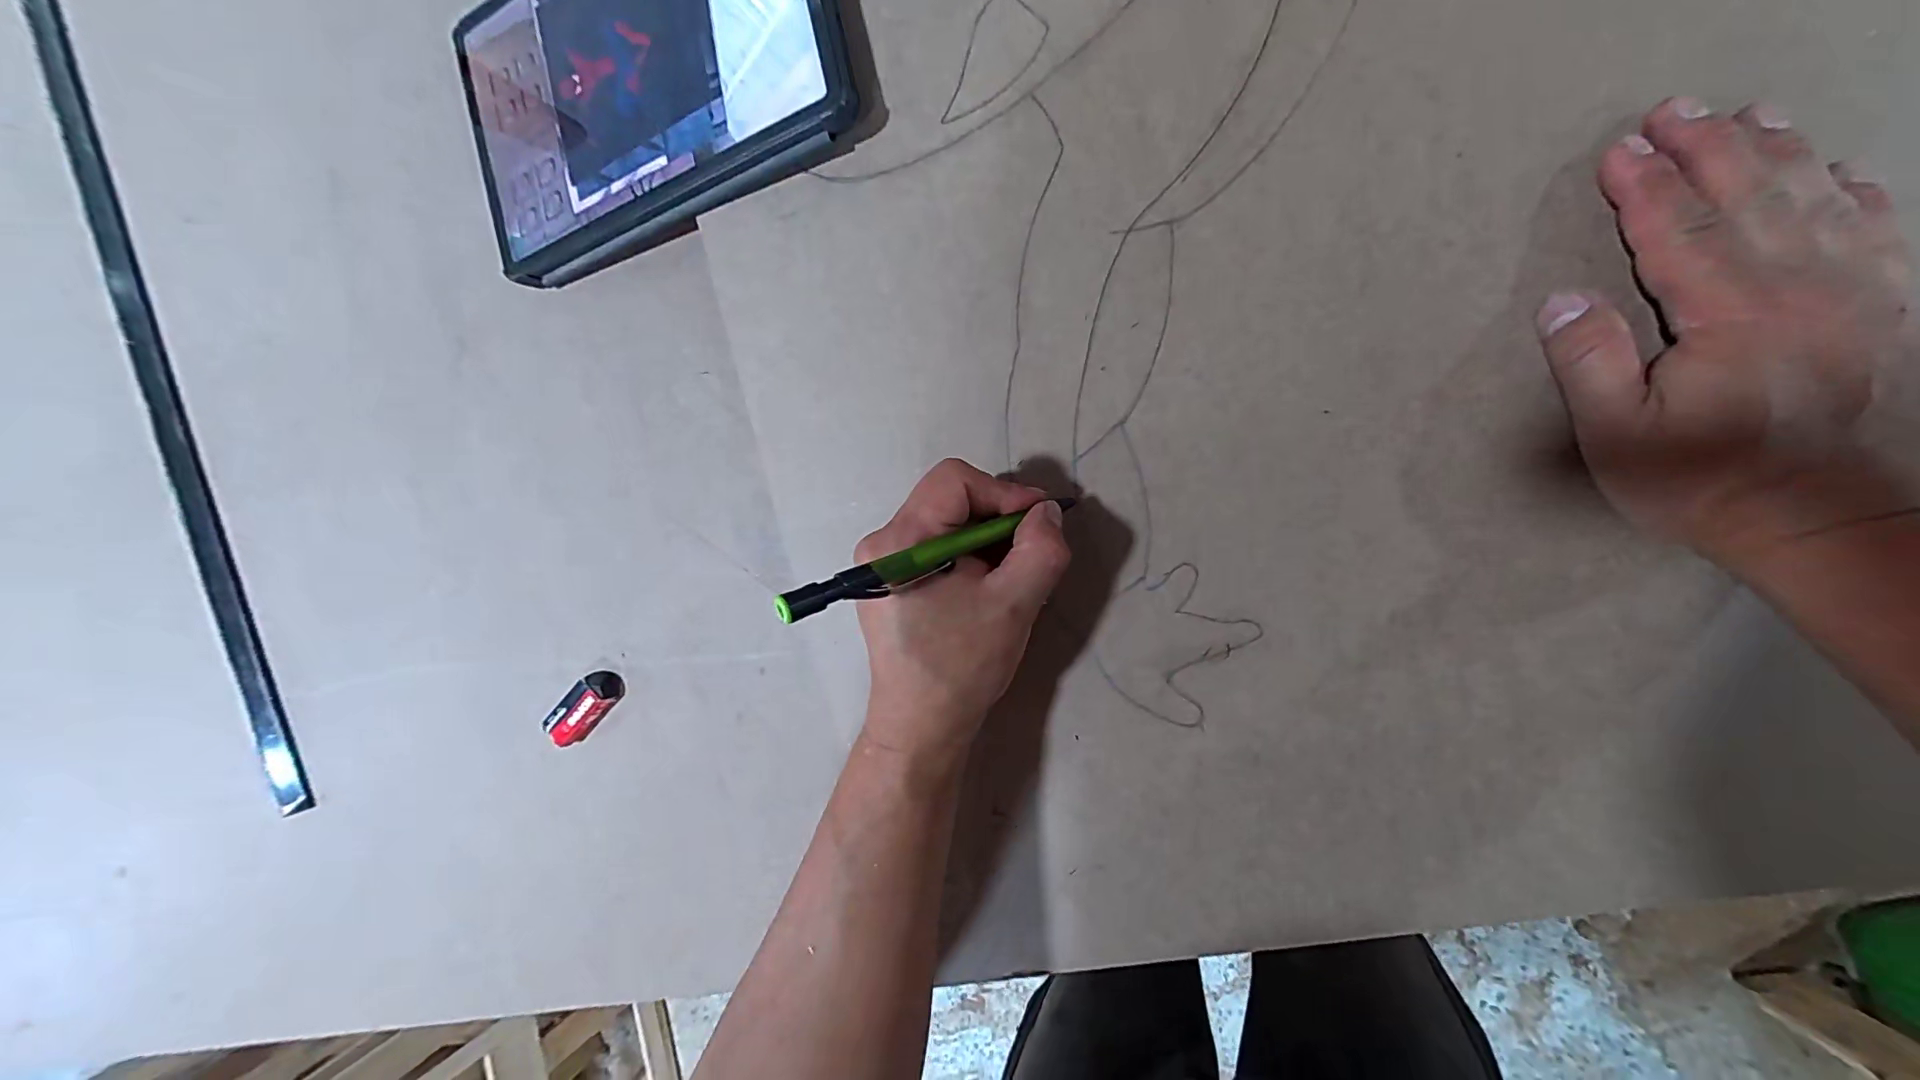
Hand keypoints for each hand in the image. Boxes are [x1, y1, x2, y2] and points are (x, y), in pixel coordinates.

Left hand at [854, 459, 1070, 762]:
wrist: (921, 727)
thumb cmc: (961, 667)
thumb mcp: (1015, 605)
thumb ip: (1041, 548)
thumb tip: (1046, 512)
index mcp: (900, 541)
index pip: (955, 480)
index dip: (1003, 493)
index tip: (1037, 523)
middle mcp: (881, 543)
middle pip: (950, 499)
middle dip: (997, 519)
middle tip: (1028, 554)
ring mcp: (881, 563)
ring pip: (947, 523)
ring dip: (987, 541)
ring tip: (1010, 579)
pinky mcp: (890, 581)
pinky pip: (938, 547)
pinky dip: (971, 557)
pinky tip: (987, 590)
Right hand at [1537, 98, 1913, 566]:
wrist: (1829, 520)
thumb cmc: (1703, 482)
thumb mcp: (1616, 436)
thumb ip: (1589, 364)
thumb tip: (1561, 301)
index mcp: (1735, 314)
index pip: (1676, 232)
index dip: (1645, 186)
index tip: (1617, 149)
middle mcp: (1807, 285)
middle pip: (1748, 198)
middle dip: (1707, 148)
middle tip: (1675, 107)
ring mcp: (1863, 290)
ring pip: (1816, 198)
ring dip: (1774, 153)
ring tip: (1746, 115)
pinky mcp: (1893, 307)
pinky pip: (1875, 224)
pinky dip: (1848, 186)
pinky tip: (1832, 169)